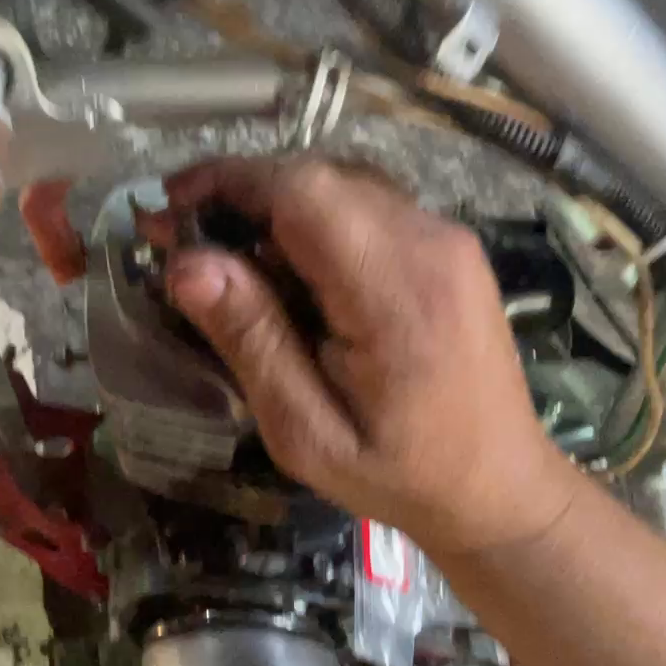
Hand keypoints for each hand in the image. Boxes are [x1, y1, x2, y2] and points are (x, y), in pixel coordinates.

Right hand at [161, 157, 578, 552]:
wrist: (499, 488)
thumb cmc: (397, 473)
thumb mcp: (305, 429)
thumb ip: (251, 340)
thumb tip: (184, 264)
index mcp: (397, 291)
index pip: (304, 192)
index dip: (227, 182)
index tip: (167, 208)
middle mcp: (430, 241)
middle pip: (317, 177)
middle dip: (239, 193)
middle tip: (182, 237)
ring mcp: (445, 237)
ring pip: (338, 183)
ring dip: (271, 204)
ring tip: (225, 252)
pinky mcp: (444, 245)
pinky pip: (362, 204)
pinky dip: (309, 218)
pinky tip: (284, 263)